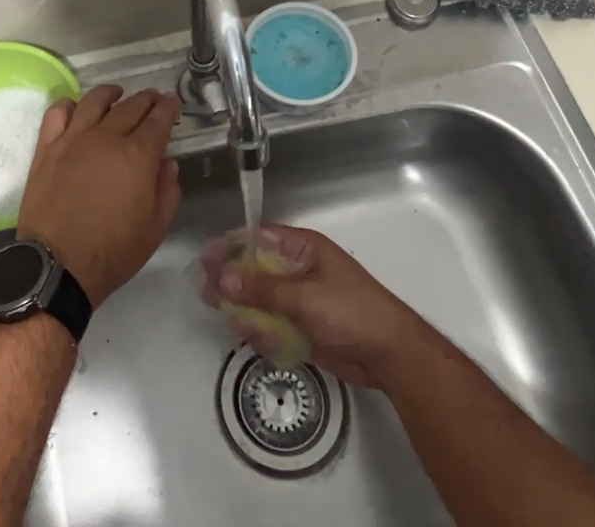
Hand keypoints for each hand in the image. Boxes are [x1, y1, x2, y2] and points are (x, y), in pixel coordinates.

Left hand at [16, 86, 181, 304]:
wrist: (57, 265)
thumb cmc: (113, 251)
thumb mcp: (155, 228)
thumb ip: (167, 190)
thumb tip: (166, 163)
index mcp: (138, 155)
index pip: (158, 119)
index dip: (168, 108)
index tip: (172, 103)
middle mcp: (106, 138)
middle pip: (130, 106)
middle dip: (145, 99)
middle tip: (152, 99)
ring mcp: (72, 139)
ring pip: (94, 101)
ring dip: (110, 94)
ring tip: (117, 94)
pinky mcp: (46, 148)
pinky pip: (57, 113)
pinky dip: (69, 105)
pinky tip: (76, 108)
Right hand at [201, 224, 432, 387]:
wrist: (390, 356)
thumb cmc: (351, 312)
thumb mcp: (304, 296)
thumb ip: (261, 288)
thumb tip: (221, 276)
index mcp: (303, 248)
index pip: (258, 238)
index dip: (230, 246)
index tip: (204, 259)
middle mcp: (298, 270)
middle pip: (253, 270)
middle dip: (231, 282)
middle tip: (207, 294)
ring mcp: (298, 300)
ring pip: (258, 300)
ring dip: (244, 311)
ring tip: (233, 322)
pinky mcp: (300, 327)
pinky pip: (270, 325)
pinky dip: (261, 333)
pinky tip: (258, 339)